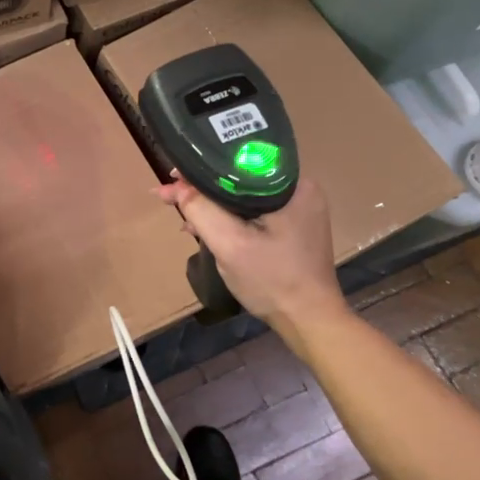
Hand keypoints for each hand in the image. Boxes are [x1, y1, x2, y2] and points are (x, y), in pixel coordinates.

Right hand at [156, 174, 348, 333]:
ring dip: (215, 204)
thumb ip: (200, 210)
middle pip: (240, 177)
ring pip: (245, 194)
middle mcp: (300, 189)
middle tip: (171, 198)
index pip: (239, 159)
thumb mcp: (229, 244)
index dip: (202, 165)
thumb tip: (176, 186)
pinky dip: (231, 216)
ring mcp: (299, 208)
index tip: (173, 175)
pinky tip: (208, 228)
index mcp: (293, 184)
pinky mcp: (295, 225)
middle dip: (204, 188)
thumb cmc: (272, 280)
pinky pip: (255, 209)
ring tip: (186, 218)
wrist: (309, 321)